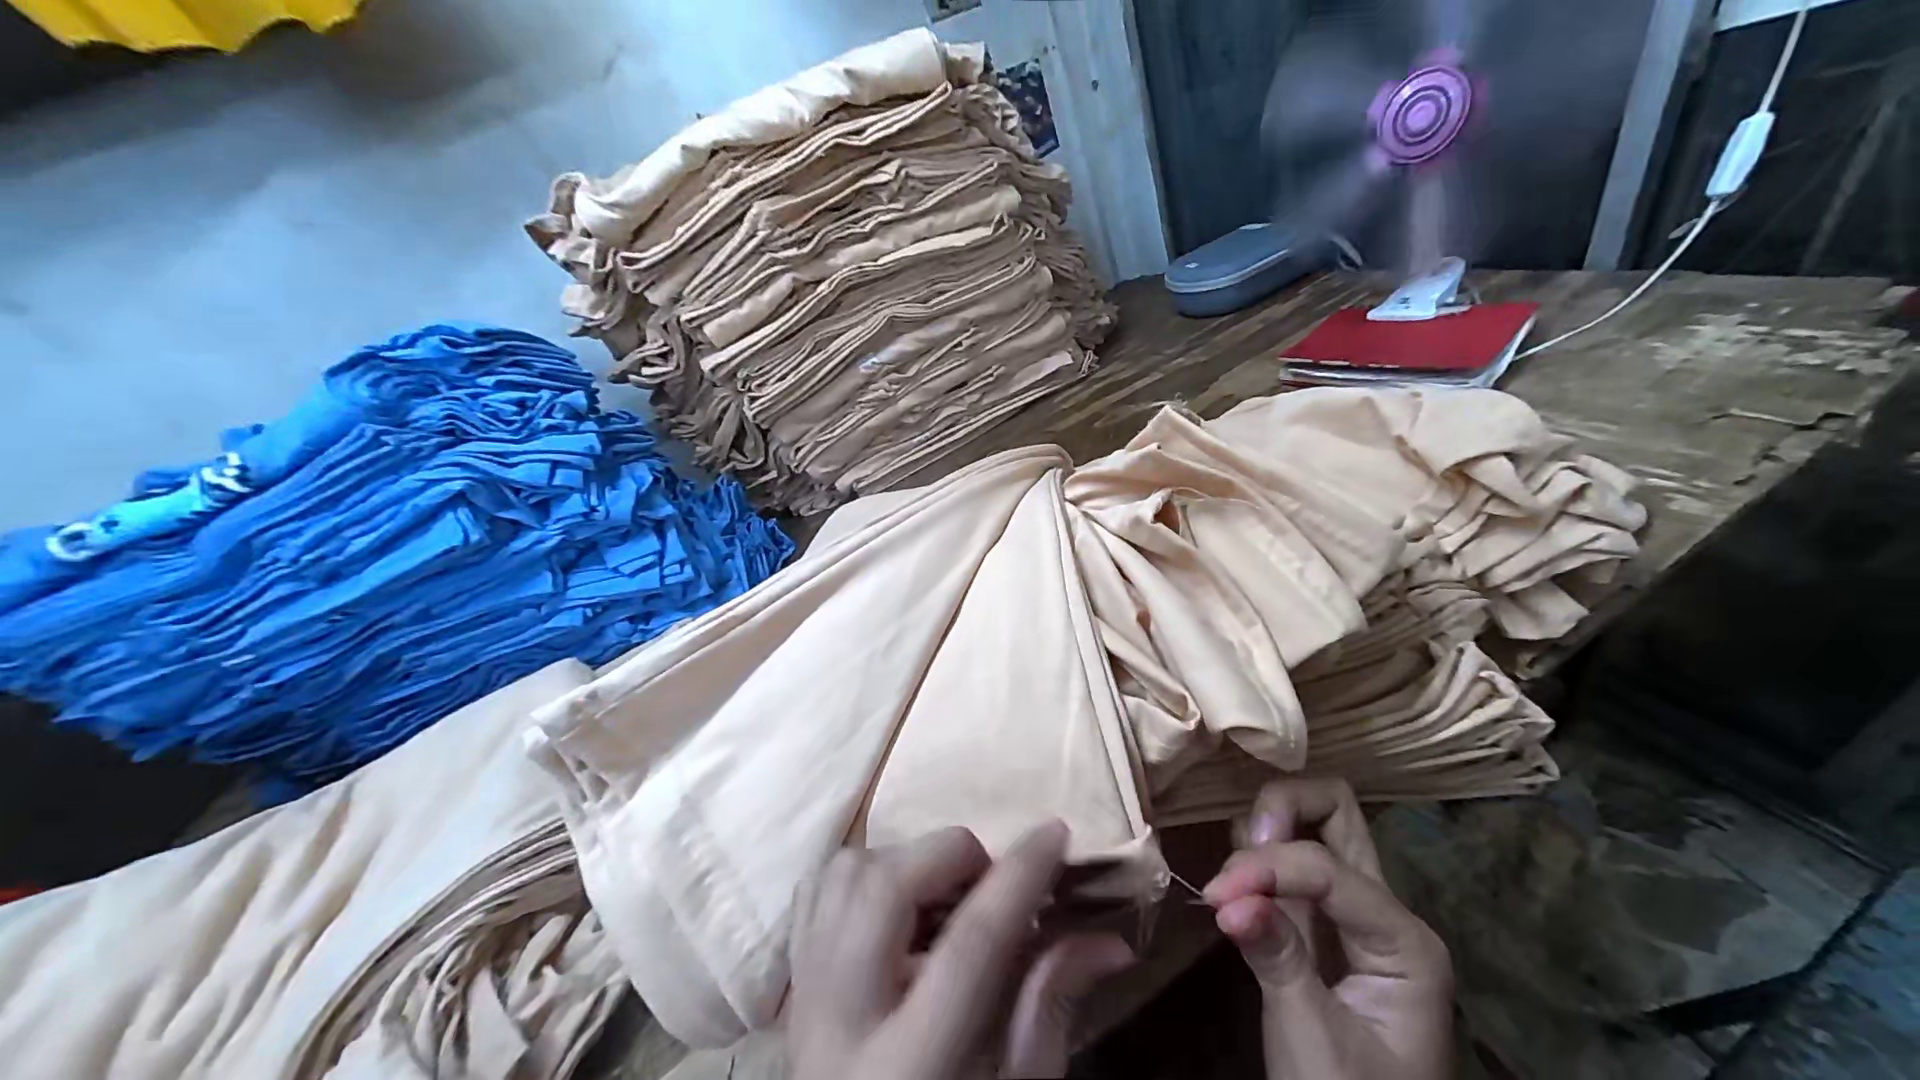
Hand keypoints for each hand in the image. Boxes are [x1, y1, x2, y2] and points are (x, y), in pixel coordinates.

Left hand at [788, 822, 1134, 1079]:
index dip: (1018, 878)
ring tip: (947, 892)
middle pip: (886, 888)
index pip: (969, 946)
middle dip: (951, 856)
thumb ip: (1048, 1010)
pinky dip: (866, 871)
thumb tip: (1108, 940)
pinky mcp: (794, 979)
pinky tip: (901, 903)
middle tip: (993, 875)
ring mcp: (806, 993)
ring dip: (907, 860)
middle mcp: (843, 1018)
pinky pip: (820, 888)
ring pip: (846, 875)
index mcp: (910, 1065)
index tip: (1056, 832)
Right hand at [1204, 779, 1453, 1079]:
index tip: (1214, 896)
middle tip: (1243, 844)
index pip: (1328, 866)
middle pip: (1337, 810)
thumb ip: (1277, 958)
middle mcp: (1381, 909)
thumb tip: (1227, 899)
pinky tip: (1235, 877)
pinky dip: (1254, 850)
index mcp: (1403, 939)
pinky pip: (1284, 859)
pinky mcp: (1312, 922)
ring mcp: (1346, 911)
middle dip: (1284, 805)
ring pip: (1310, 823)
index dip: (1267, 867)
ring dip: (1266, 826)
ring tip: (1234, 873)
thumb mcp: (1314, 1039)